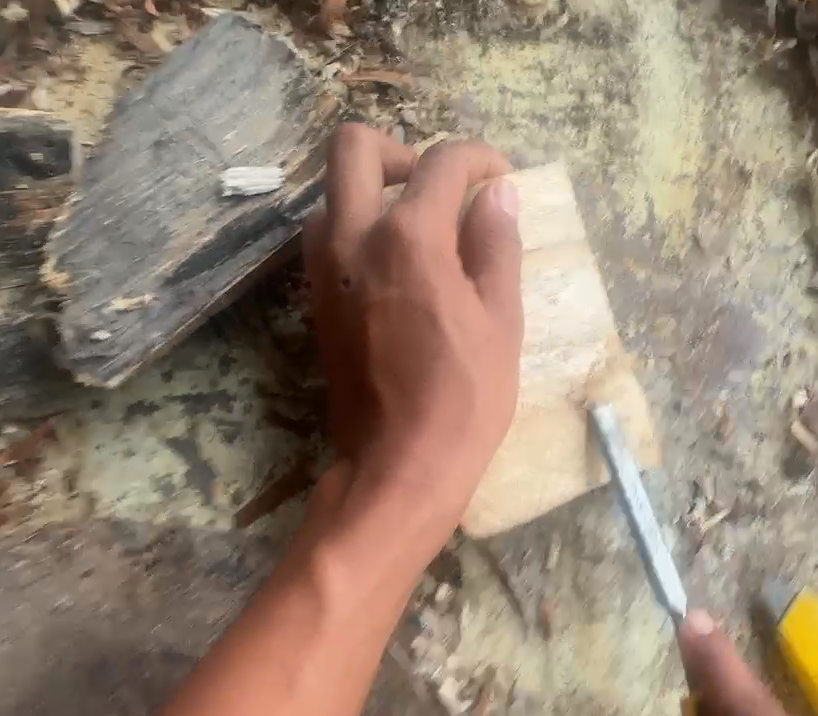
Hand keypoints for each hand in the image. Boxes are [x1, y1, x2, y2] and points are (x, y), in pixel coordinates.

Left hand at [303, 126, 523, 541]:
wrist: (398, 466)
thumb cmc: (464, 401)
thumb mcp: (501, 324)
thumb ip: (497, 248)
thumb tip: (499, 196)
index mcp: (409, 238)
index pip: (442, 163)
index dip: (480, 160)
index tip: (500, 181)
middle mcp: (353, 239)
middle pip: (355, 148)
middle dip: (402, 152)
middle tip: (439, 190)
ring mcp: (326, 272)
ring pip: (330, 193)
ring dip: (371, 192)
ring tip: (417, 231)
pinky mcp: (316, 303)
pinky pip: (325, 237)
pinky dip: (355, 230)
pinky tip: (394, 269)